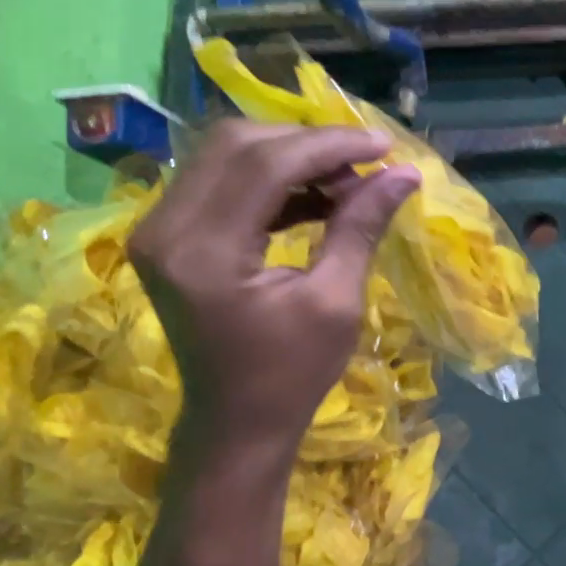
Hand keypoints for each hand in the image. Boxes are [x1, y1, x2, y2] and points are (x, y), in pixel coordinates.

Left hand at [129, 120, 420, 441]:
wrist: (236, 422)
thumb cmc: (292, 373)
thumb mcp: (336, 302)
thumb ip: (360, 228)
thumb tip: (405, 173)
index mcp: (205, 251)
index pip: (265, 164)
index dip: (329, 146)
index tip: (384, 146)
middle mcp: (166, 227)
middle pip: (236, 145)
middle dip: (308, 143)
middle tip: (365, 163)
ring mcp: (159, 229)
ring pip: (226, 155)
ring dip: (290, 157)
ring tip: (346, 180)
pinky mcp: (169, 235)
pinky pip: (220, 181)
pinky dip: (270, 179)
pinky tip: (316, 196)